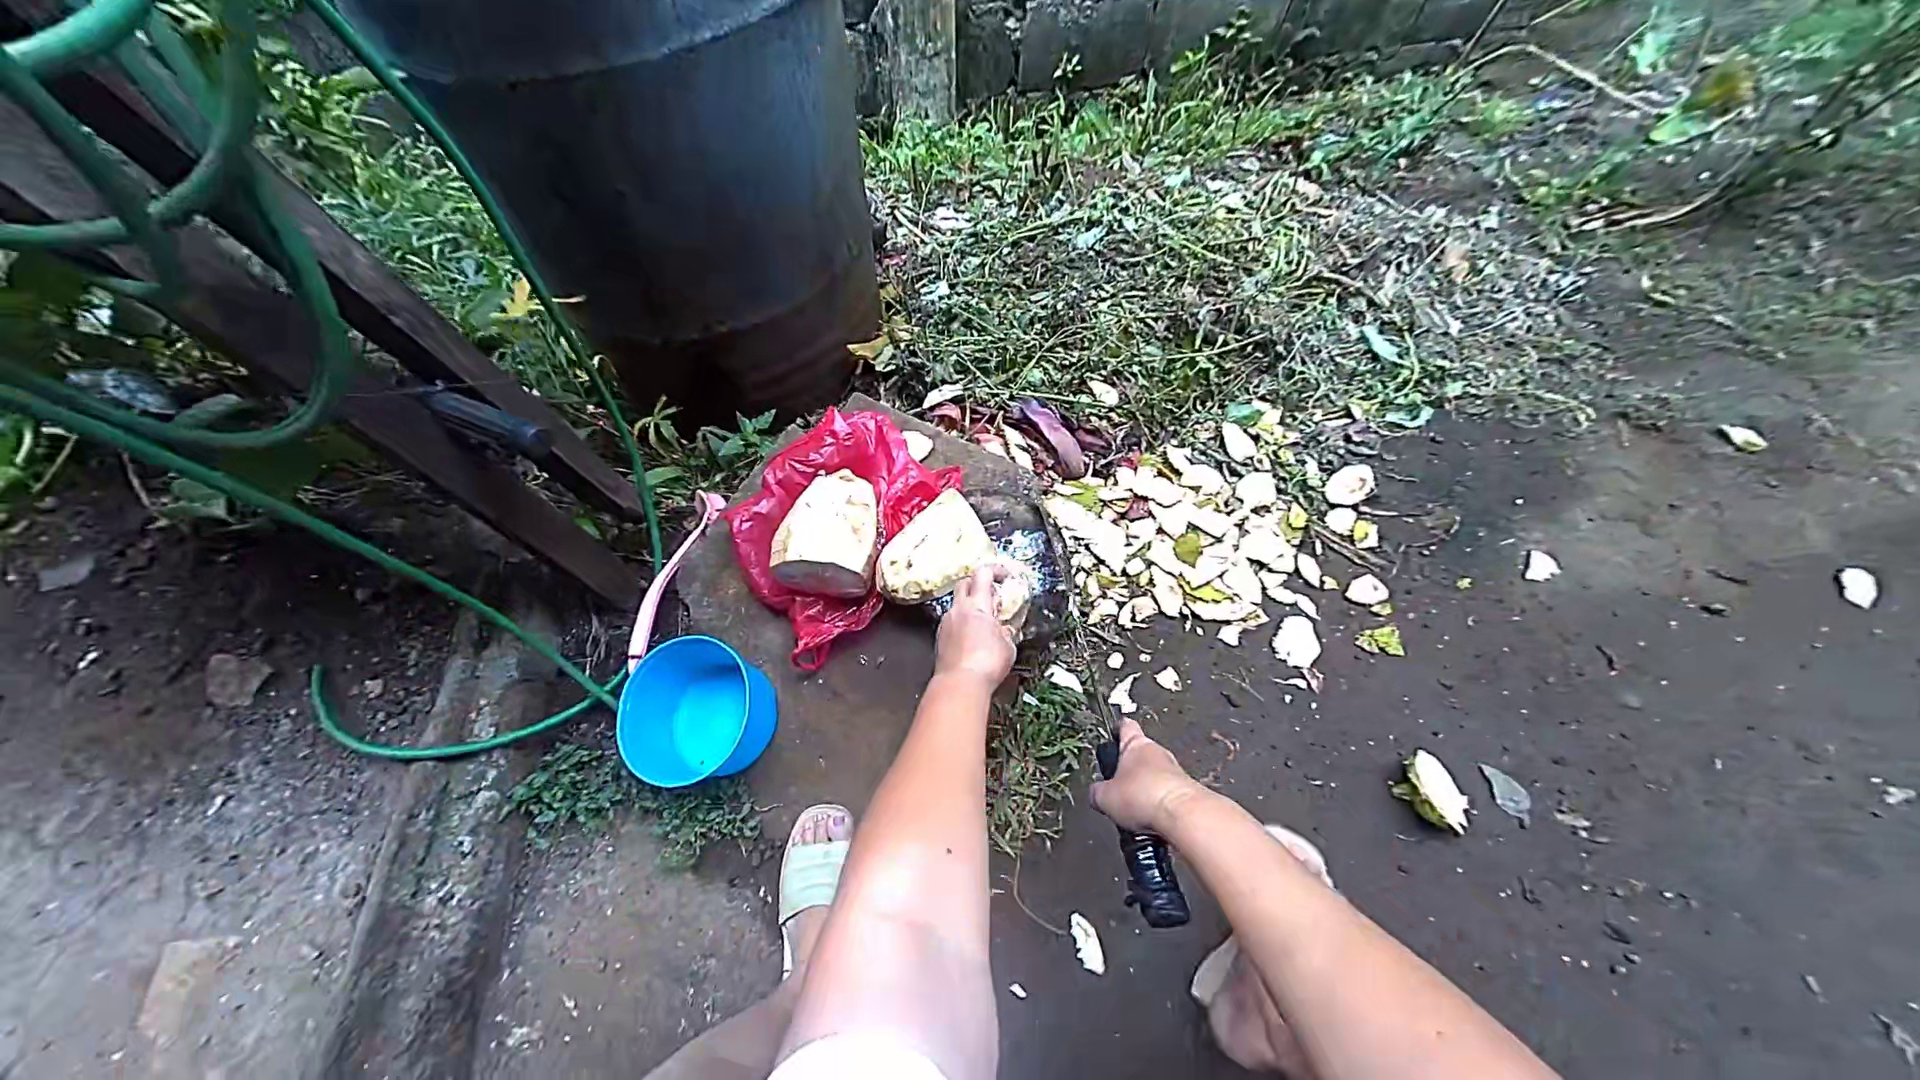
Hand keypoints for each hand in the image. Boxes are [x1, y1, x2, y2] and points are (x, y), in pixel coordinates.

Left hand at [933, 566, 1016, 687]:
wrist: (960, 683)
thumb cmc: (985, 663)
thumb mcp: (1008, 645)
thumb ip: (1006, 630)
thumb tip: (1006, 629)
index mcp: (978, 604)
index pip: (983, 574)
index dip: (995, 570)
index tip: (1004, 575)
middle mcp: (958, 609)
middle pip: (965, 583)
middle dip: (979, 585)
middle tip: (993, 595)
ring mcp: (946, 623)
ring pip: (957, 604)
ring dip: (970, 606)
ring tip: (985, 621)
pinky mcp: (941, 638)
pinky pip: (951, 622)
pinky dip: (962, 622)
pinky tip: (973, 637)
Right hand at [1090, 719, 1207, 833]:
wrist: (1183, 816)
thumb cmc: (1145, 797)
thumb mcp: (1104, 797)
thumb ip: (1097, 793)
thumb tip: (1096, 795)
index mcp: (1136, 745)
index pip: (1125, 727)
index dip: (1118, 729)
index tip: (1114, 730)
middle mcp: (1158, 753)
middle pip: (1141, 755)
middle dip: (1130, 771)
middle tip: (1117, 788)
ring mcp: (1176, 772)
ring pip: (1156, 777)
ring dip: (1146, 791)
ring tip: (1134, 812)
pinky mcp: (1188, 793)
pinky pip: (1168, 797)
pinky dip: (1160, 807)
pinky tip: (1151, 822)